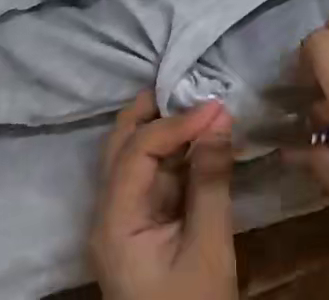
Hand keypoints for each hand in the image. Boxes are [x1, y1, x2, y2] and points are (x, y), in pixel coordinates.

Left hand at [91, 92, 236, 299]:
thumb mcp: (209, 246)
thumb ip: (211, 179)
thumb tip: (219, 116)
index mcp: (114, 222)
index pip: (138, 150)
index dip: (176, 122)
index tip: (218, 106)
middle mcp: (110, 212)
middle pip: (122, 142)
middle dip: (156, 108)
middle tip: (194, 82)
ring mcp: (125, 217)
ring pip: (137, 153)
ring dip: (168, 125)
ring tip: (204, 102)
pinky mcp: (144, 223)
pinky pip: (156, 172)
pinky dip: (178, 149)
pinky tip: (204, 135)